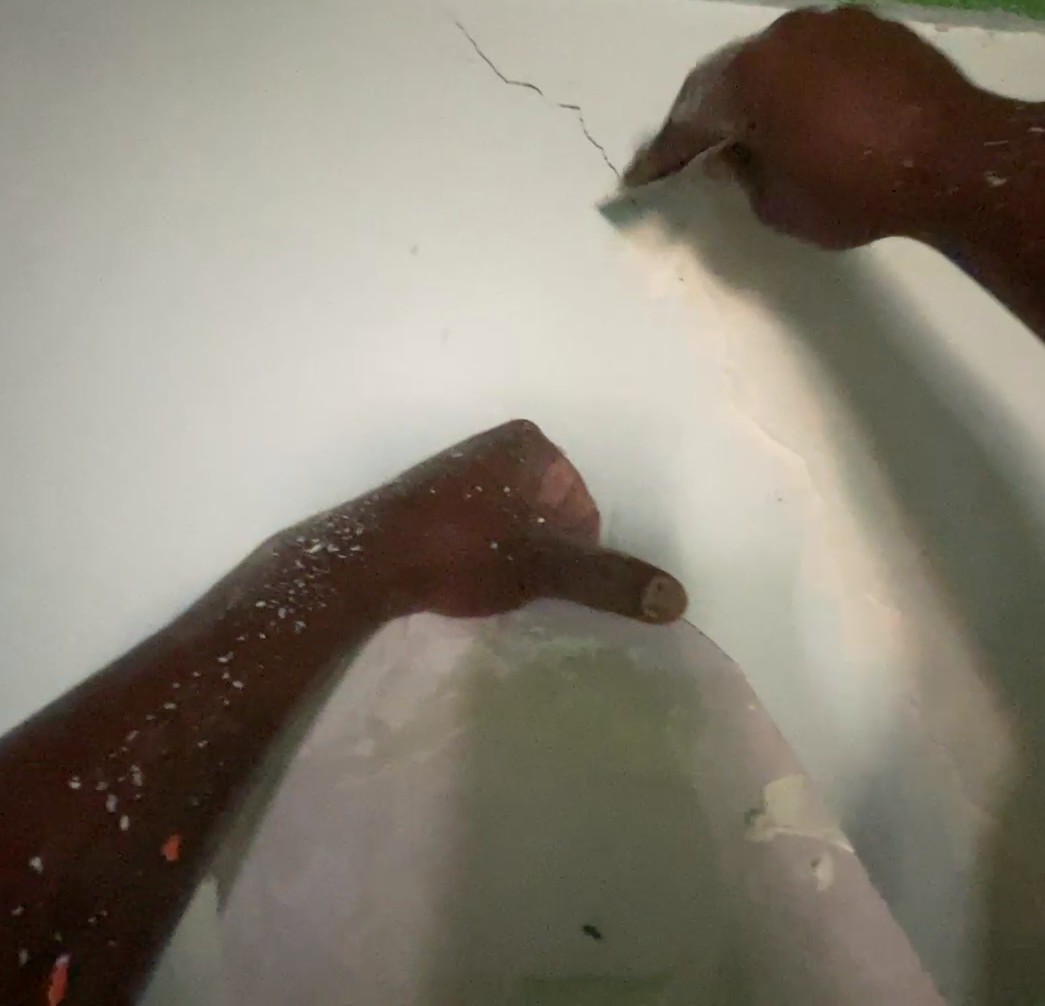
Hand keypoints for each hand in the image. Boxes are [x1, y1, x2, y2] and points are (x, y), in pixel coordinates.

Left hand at [352, 420, 687, 623]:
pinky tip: (459, 571)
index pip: (583, 513)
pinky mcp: (440, 493)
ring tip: (478, 577)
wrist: (366, 563)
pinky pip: (486, 525)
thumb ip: (607, 580)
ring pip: (519, 525)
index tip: (530, 573)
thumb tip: (678, 599)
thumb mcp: (542, 567)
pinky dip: (483, 550)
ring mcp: (468, 467)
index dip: (565, 555)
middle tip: (504, 578)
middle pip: (553, 517)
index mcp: (534, 446)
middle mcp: (502, 445)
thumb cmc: (460, 552)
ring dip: (511, 555)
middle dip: (539, 553)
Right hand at [624, 6, 1006, 248]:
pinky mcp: (868, 28)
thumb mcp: (779, 206)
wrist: (954, 159)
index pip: (687, 122)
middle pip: (721, 79)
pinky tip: (800, 111)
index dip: (661, 157)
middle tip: (685, 152)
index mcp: (747, 82)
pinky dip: (793, 84)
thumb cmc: (854, 192)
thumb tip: (729, 157)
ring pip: (767, 61)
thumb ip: (743, 178)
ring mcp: (827, 25)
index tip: (639, 181)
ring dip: (748, 96)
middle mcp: (779, 39)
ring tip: (744, 130)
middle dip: (699, 118)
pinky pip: (810, 56)